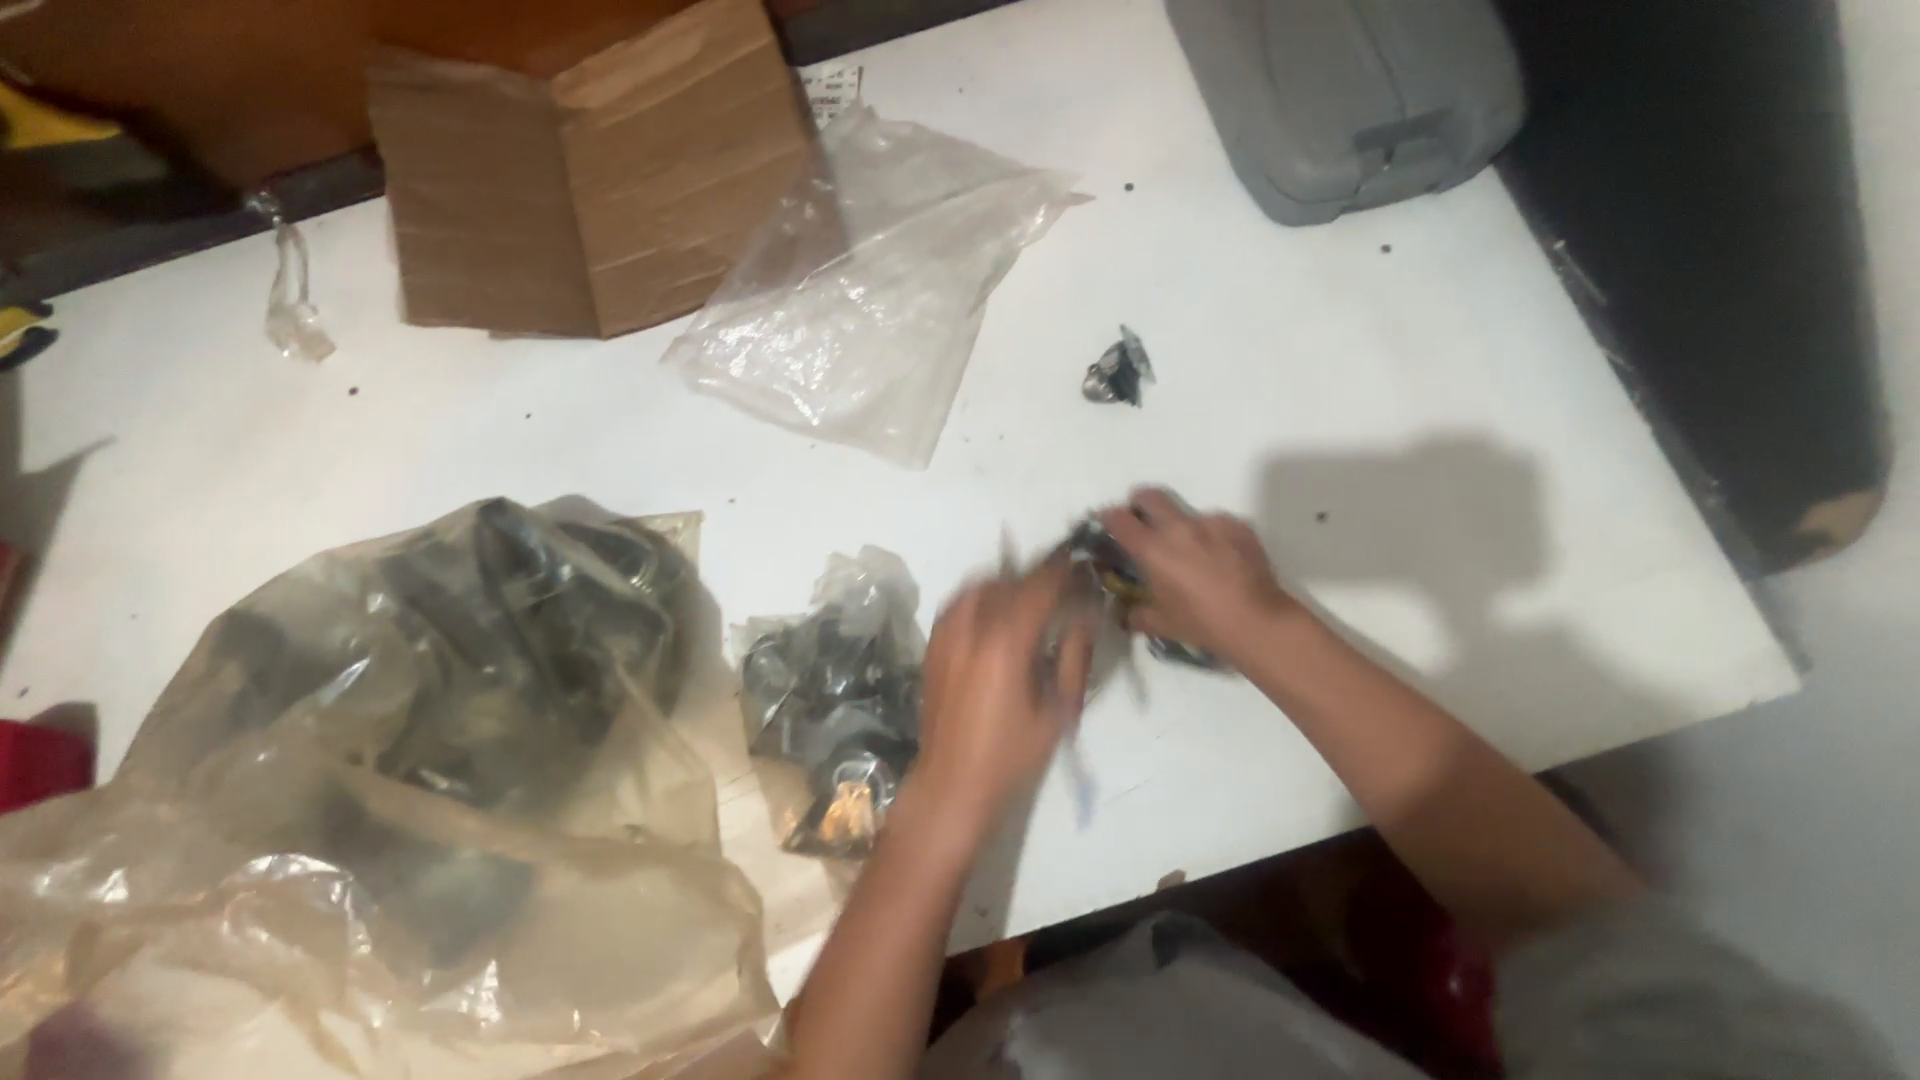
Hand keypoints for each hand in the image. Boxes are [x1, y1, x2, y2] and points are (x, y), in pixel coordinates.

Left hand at [914, 559, 1094, 826]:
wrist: (953, 782)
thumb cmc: (1012, 753)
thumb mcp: (1057, 709)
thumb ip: (1074, 655)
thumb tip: (1084, 616)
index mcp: (1006, 642)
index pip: (1039, 587)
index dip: (1063, 570)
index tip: (1081, 564)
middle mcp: (971, 629)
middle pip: (1007, 581)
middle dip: (1037, 575)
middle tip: (1061, 583)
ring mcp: (946, 636)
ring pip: (977, 587)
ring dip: (1006, 582)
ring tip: (1028, 594)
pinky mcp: (933, 648)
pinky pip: (956, 605)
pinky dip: (978, 596)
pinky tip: (994, 613)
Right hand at [1100, 488, 1311, 663]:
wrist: (1257, 621)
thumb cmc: (1202, 623)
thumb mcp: (1160, 624)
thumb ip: (1135, 614)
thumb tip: (1125, 613)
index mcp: (1153, 549)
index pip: (1118, 518)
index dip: (1109, 517)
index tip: (1109, 524)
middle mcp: (1178, 527)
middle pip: (1150, 495)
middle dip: (1140, 503)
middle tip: (1143, 522)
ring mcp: (1211, 522)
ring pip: (1187, 513)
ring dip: (1182, 527)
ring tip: (1194, 553)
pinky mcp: (1238, 525)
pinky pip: (1217, 524)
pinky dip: (1212, 537)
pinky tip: (1221, 559)